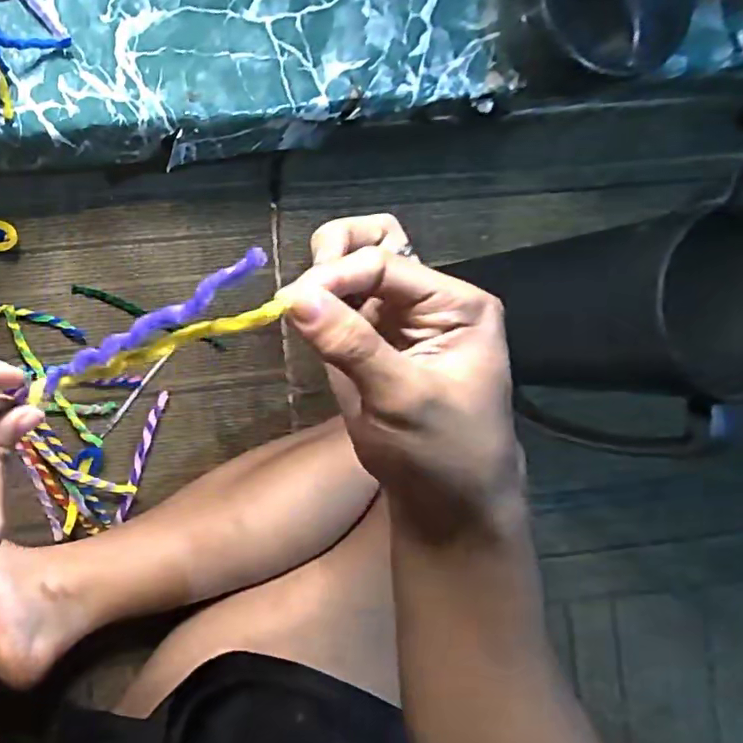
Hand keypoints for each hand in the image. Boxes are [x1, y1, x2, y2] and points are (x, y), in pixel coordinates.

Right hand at [280, 214, 523, 526]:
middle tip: (299, 295)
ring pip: (350, 265)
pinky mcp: (362, 338)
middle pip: (372, 243)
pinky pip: (334, 301)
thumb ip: (350, 344)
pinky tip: (301, 321)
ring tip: (298, 305)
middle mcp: (423, 300)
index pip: (383, 263)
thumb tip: (293, 297)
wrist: (446, 498)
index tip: (290, 304)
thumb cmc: (442, 450)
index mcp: (453, 304)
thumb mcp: (401, 397)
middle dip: (330, 260)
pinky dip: (313, 302)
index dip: (333, 276)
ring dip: (319, 275)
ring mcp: (390, 317)